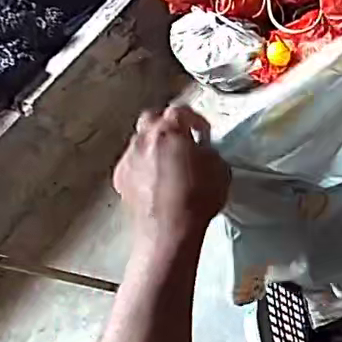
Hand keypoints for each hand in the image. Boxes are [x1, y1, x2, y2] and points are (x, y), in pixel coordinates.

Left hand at [112, 105, 229, 249]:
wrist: (169, 230)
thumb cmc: (196, 199)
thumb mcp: (220, 170)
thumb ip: (210, 152)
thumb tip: (203, 152)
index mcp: (170, 131)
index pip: (181, 111)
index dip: (196, 120)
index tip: (203, 132)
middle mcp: (145, 139)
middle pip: (152, 119)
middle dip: (167, 125)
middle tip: (182, 139)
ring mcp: (129, 158)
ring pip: (141, 141)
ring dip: (155, 147)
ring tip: (171, 163)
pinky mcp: (121, 178)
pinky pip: (133, 163)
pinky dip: (145, 166)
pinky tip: (158, 181)